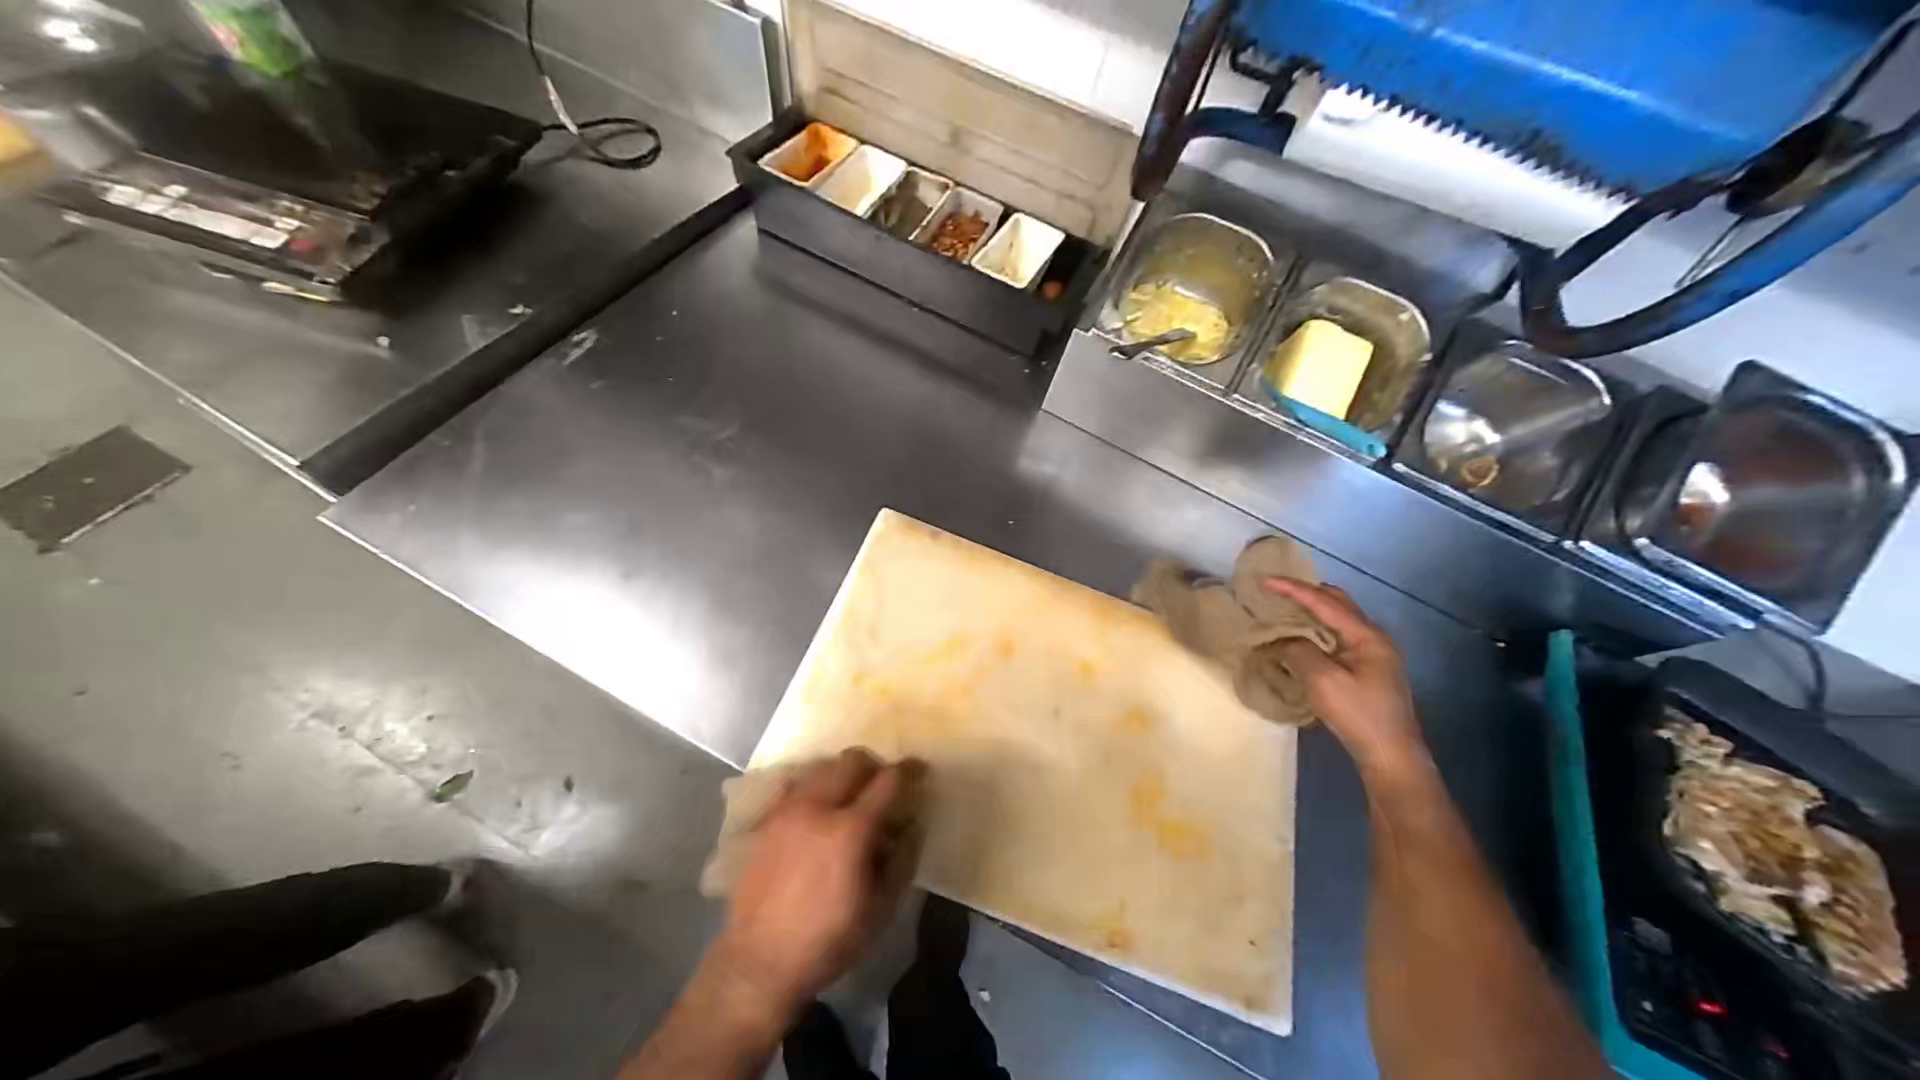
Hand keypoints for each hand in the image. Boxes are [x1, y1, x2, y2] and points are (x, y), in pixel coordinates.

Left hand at [713, 748, 925, 1013]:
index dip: (910, 771)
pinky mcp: (767, 820)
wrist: (760, 962)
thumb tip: (912, 825)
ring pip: (822, 767)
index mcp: (851, 829)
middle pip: (852, 760)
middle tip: (884, 786)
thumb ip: (902, 860)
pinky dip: (814, 786)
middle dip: (874, 766)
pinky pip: (795, 784)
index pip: (888, 781)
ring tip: (851, 797)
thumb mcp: (880, 910)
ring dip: (843, 773)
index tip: (920, 770)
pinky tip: (818, 810)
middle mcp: (818, 807)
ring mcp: (788, 810)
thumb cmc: (828, 940)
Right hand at [1263, 579, 1428, 778]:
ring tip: (1284, 611)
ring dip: (1312, 611)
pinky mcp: (1368, 671)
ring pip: (1338, 620)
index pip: (1324, 602)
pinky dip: (1317, 630)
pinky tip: (1302, 640)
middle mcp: (1373, 638)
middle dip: (1306, 593)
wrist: (1391, 756)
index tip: (1264, 580)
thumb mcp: (1322, 681)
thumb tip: (1284, 641)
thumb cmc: (1358, 715)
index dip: (1293, 589)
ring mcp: (1374, 655)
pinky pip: (1338, 637)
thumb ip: (1298, 651)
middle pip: (1337, 603)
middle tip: (1276, 591)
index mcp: (1366, 636)